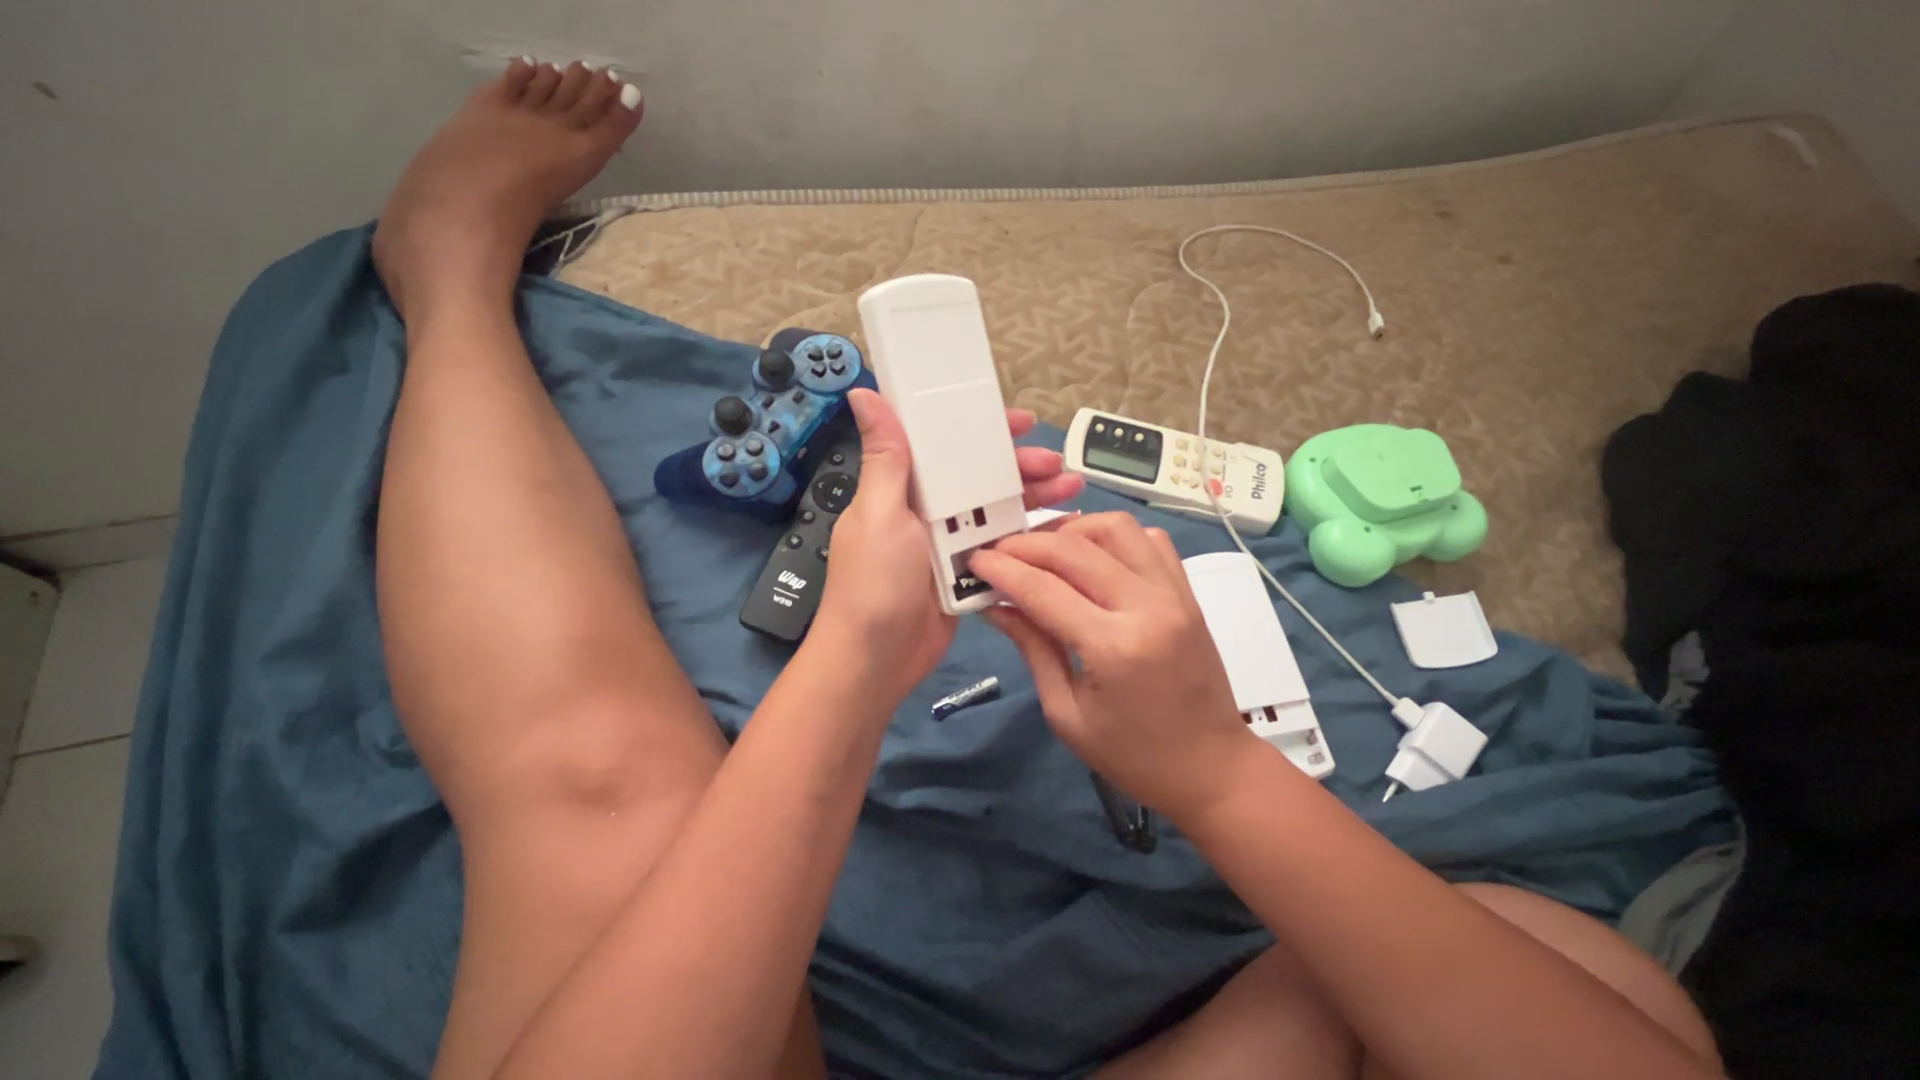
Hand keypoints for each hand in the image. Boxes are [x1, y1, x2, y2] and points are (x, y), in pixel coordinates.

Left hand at [810, 389, 1083, 694]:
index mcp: (903, 489)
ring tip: (1072, 490)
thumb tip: (863, 391)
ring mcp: (950, 546)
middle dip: (1019, 467)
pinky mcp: (968, 578)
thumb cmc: (874, 582)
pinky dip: (1032, 539)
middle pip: (981, 478)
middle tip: (1056, 465)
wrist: (875, 660)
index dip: (981, 430)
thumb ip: (886, 457)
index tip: (1019, 422)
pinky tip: (1064, 531)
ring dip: (1033, 499)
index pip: (946, 446)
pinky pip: (1004, 549)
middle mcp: (927, 512)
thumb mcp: (879, 512)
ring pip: (998, 512)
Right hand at [969, 513, 1260, 821]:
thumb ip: (1033, 648)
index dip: (1001, 570)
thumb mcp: (1067, 714)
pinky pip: (1150, 541)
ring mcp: (1173, 594)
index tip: (973, 561)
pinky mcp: (1187, 593)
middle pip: (1074, 549)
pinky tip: (1091, 556)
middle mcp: (1146, 607)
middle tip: (997, 552)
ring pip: (1116, 529)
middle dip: (1026, 544)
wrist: (1211, 767)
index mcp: (1113, 647)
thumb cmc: (1132, 755)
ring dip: (1072, 530)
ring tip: (1043, 548)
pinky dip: (1113, 537)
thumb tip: (995, 606)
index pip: (1043, 589)